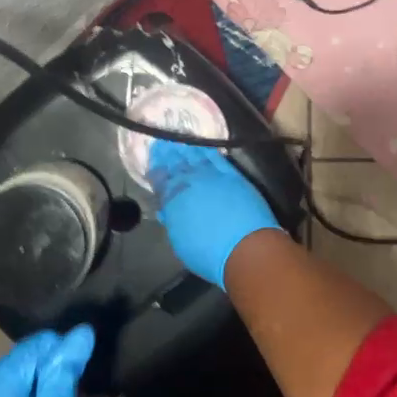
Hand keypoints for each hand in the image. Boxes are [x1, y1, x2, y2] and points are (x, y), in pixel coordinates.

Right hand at [147, 141, 282, 288]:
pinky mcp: (233, 176)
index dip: (156, 172)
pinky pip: (217, 158)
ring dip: (185, 149)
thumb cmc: (209, 254)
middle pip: (177, 166)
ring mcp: (213, 177)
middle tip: (161, 145)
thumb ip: (174, 222)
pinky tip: (202, 146)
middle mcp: (190, 185)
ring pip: (195, 158)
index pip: (161, 182)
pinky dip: (208, 151)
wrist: (245, 247)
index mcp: (174, 201)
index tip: (152, 163)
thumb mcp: (181, 242)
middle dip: (167, 156)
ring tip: (178, 142)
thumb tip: (167, 211)